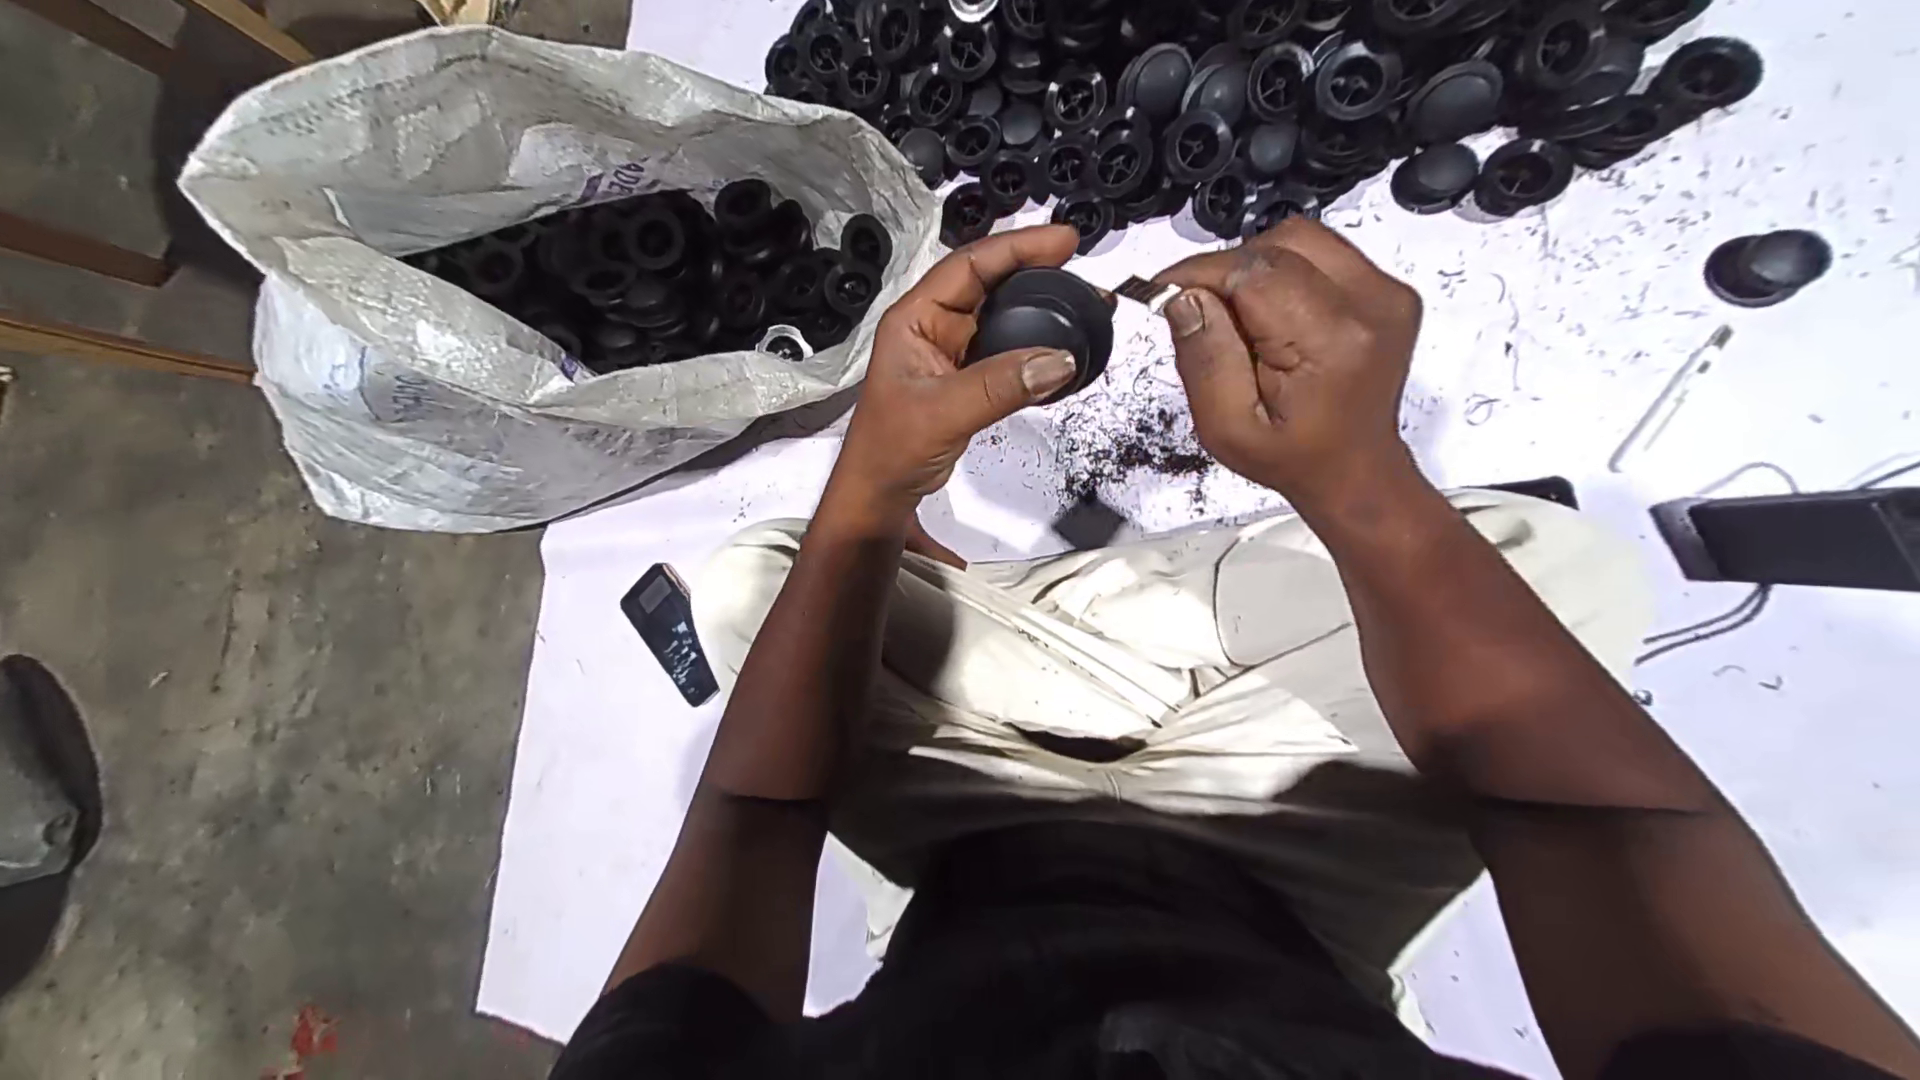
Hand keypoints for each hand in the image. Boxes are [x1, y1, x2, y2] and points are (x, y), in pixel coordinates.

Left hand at [829, 225, 1082, 520]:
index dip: (1016, 248)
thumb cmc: (887, 450)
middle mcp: (935, 329)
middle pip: (991, 284)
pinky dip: (1035, 351)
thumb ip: (998, 386)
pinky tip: (1058, 353)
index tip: (1060, 242)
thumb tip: (1056, 361)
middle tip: (1078, 270)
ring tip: (1079, 304)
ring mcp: (954, 355)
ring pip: (1003, 319)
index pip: (969, 266)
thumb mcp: (941, 412)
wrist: (883, 491)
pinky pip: (1008, 354)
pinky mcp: (969, 381)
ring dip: (1041, 313)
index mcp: (915, 319)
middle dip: (1036, 272)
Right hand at [1153, 218, 1423, 510]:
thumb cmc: (1293, 458)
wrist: (1351, 468)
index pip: (1254, 271)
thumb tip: (1182, 298)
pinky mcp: (1382, 289)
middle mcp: (1370, 305)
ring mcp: (1383, 292)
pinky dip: (1278, 275)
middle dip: (1224, 271)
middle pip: (1277, 246)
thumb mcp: (1226, 428)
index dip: (1200, 273)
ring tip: (1233, 319)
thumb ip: (1204, 361)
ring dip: (1251, 269)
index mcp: (1333, 342)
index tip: (1163, 290)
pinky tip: (1266, 318)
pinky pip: (1318, 255)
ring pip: (1299, 241)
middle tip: (1197, 313)